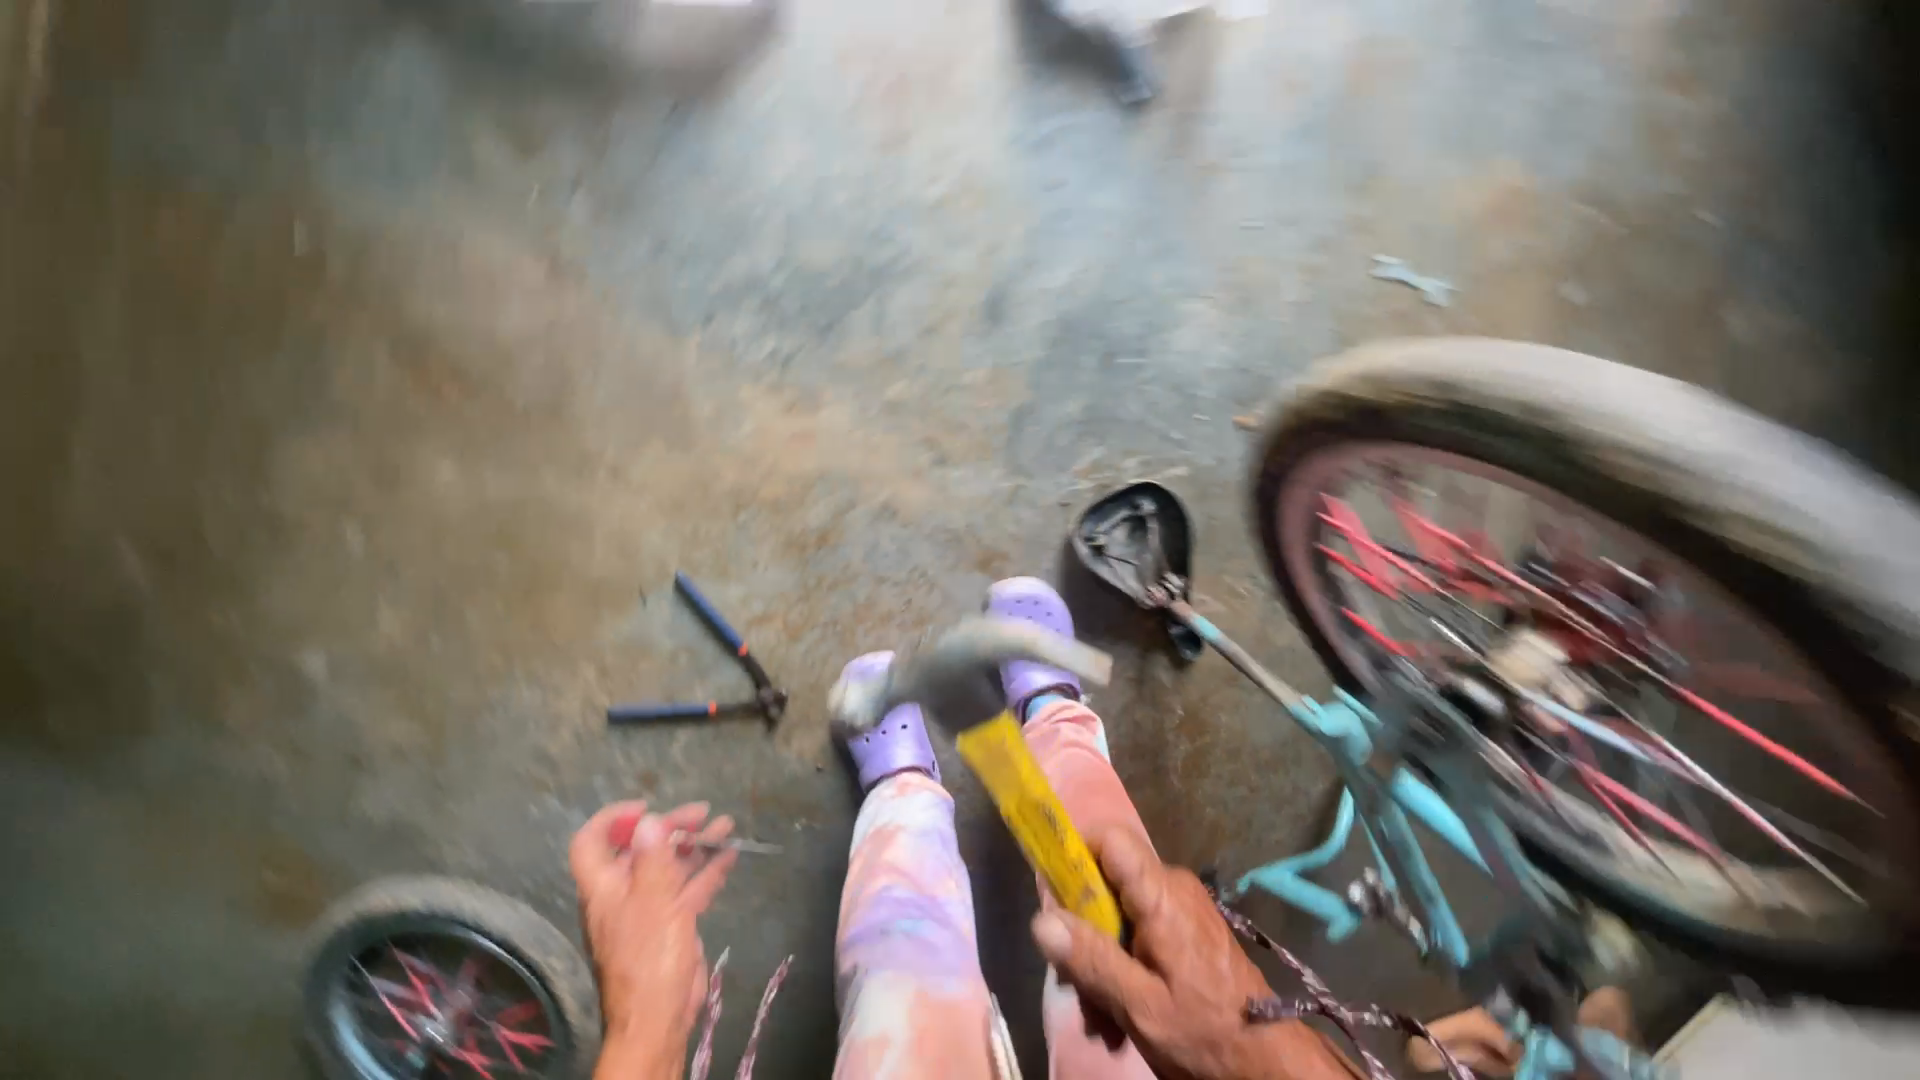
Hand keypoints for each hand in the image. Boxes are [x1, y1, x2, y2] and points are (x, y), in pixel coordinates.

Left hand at [570, 800, 737, 1078]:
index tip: (646, 806)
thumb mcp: (653, 902)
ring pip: (671, 866)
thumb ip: (653, 859)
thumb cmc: (648, 957)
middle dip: (671, 827)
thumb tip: (651, 820)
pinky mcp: (673, 924)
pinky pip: (690, 888)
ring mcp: (650, 909)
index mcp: (605, 888)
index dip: (612, 819)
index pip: (591, 843)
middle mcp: (623, 894)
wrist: (660, 1015)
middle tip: (702, 813)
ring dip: (695, 845)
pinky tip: (730, 855)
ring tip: (725, 826)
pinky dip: (708, 870)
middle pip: (642, 849)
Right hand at [1030, 827, 1357, 1079]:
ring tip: (1098, 1016)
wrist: (1269, 1064)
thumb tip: (1039, 920)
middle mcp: (1171, 886)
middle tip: (1073, 983)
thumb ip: (1091, 960)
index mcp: (1161, 894)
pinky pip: (1137, 928)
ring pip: (1117, 910)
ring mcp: (1180, 906)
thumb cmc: (1206, 1031)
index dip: (1074, 856)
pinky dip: (1121, 962)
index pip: (1110, 838)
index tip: (1055, 903)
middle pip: (1106, 880)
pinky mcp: (1184, 928)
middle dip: (1081, 929)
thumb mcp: (1140, 1005)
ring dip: (1099, 958)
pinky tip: (1117, 1012)